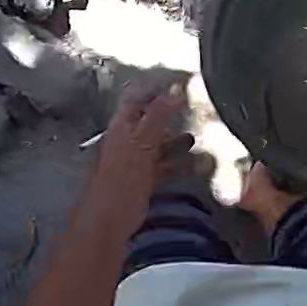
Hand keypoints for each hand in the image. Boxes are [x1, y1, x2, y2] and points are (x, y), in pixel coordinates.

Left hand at [80, 80, 186, 228]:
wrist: (108, 220)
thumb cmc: (122, 179)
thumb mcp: (142, 142)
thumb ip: (158, 116)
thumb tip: (175, 91)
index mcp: (122, 127)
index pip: (138, 99)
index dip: (157, 90)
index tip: (181, 84)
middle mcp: (126, 141)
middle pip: (149, 121)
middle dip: (170, 115)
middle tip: (194, 110)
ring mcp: (134, 162)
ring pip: (157, 144)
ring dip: (176, 140)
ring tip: (197, 136)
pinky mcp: (142, 181)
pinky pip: (163, 167)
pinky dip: (179, 164)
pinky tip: (196, 165)